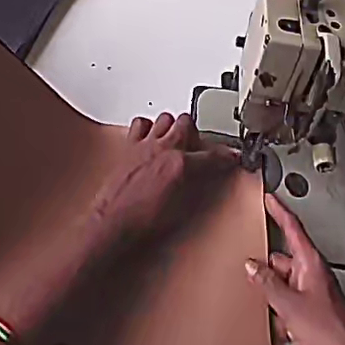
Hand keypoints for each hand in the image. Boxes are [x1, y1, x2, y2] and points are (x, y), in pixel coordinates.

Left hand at [85, 112, 235, 251]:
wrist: (111, 226)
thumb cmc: (141, 222)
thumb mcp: (182, 209)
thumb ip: (197, 186)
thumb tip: (207, 179)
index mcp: (180, 165)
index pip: (213, 155)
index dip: (226, 156)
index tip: (232, 156)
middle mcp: (164, 149)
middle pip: (187, 123)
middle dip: (196, 133)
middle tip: (198, 146)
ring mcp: (146, 144)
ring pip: (166, 118)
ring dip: (172, 127)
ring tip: (175, 139)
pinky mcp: (129, 146)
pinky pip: (142, 124)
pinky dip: (148, 128)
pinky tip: (150, 139)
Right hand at [247, 194, 344, 344]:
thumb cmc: (333, 339)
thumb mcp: (290, 306)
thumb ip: (268, 284)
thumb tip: (253, 266)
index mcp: (313, 265)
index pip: (294, 228)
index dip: (280, 210)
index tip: (270, 196)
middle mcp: (314, 278)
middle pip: (286, 256)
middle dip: (268, 255)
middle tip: (250, 248)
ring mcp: (313, 299)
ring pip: (285, 282)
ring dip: (271, 286)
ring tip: (255, 286)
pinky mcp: (311, 320)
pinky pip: (287, 305)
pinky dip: (277, 309)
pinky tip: (270, 318)